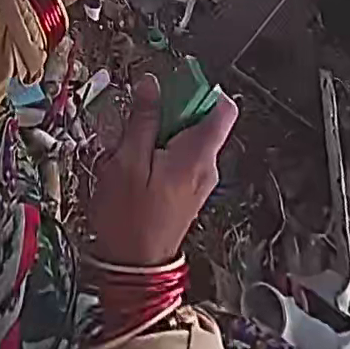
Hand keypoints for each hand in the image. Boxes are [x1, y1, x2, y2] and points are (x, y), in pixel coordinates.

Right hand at [88, 74, 239, 266]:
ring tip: (129, 137)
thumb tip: (151, 84)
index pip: (222, 109)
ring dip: (159, 125)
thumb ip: (142, 119)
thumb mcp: (127, 160)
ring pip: (187, 133)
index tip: (172, 81)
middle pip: (200, 117)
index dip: (200, 87)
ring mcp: (198, 178)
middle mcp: (206, 166)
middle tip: (138, 112)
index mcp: (197, 157)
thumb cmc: (129, 217)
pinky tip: (134, 154)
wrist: (135, 267)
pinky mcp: (186, 186)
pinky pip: (179, 150)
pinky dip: (159, 143)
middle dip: (169, 106)